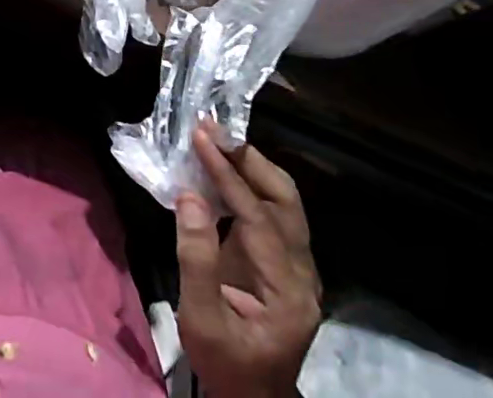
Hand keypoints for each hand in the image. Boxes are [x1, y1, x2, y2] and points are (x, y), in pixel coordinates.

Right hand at [174, 127, 320, 397]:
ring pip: (284, 203)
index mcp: (289, 291)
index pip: (259, 217)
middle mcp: (303, 273)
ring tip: (215, 140)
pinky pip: (270, 212)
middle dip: (249, 160)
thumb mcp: (202, 319)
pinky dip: (247, 183)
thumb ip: (196, 258)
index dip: (229, 175)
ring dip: (251, 167)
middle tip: (212, 130)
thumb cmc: (225, 362)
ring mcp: (296, 268)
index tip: (201, 139)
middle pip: (286, 202)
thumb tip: (189, 197)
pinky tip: (220, 170)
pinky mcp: (281, 264)